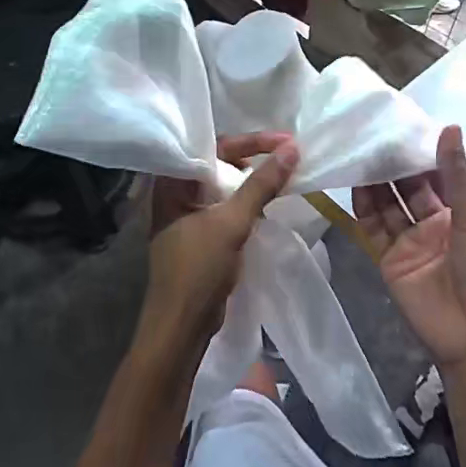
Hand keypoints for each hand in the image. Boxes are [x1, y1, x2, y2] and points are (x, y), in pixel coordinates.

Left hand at [142, 133, 297, 344]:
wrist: (181, 326)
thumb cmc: (198, 268)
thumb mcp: (233, 222)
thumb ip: (262, 184)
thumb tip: (292, 148)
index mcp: (173, 182)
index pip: (213, 145)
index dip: (250, 140)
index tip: (284, 140)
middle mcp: (177, 191)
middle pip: (220, 161)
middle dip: (254, 156)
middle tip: (288, 152)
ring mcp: (188, 213)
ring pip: (225, 184)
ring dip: (253, 179)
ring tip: (285, 171)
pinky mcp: (201, 232)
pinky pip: (228, 204)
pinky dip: (249, 199)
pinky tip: (271, 198)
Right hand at [354, 126, 465, 376]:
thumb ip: (456, 174)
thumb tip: (449, 126)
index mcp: (462, 213)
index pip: (437, 175)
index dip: (421, 152)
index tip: (401, 124)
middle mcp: (434, 224)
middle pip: (409, 187)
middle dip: (394, 163)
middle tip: (371, 133)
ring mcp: (410, 243)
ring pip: (389, 205)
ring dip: (376, 181)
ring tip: (359, 152)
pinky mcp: (389, 261)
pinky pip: (374, 229)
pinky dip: (364, 208)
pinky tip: (355, 184)